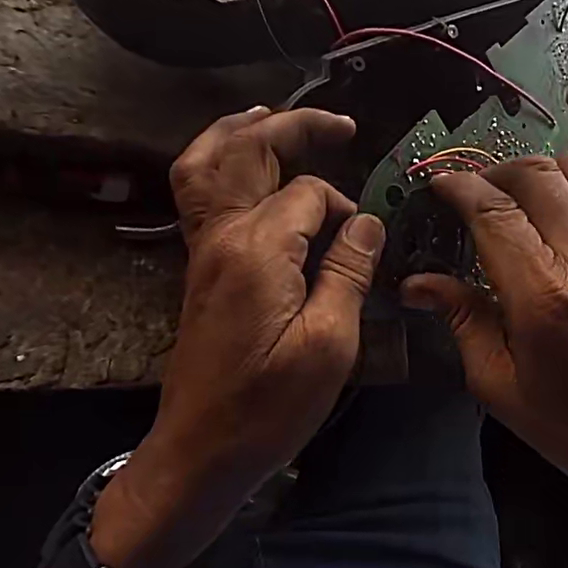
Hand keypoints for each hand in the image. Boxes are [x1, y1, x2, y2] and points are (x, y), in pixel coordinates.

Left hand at [93, 106, 384, 567]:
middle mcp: (221, 235)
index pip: (310, 194)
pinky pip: (200, 192)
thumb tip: (367, 221)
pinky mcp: (200, 266)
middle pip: (247, 152)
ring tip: (275, 115)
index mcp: (257, 250)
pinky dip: (219, 161)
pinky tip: (243, 161)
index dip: (346, 210)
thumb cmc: (270, 405)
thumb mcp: (330, 344)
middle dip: (293, 127)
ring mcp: (202, 248)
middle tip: (340, 122)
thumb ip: (349, 272)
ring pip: (207, 163)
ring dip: (242, 132)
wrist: (200, 451)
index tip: (366, 245)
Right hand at [403, 154, 567, 510]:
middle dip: (493, 171)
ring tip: (503, 198)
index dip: (458, 188)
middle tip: (465, 193)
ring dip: (532, 172)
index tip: (435, 186)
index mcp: (543, 292)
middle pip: (537, 174)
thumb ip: (461, 319)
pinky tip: (538, 221)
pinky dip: (560, 190)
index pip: (494, 211)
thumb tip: (418, 285)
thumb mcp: (498, 383)